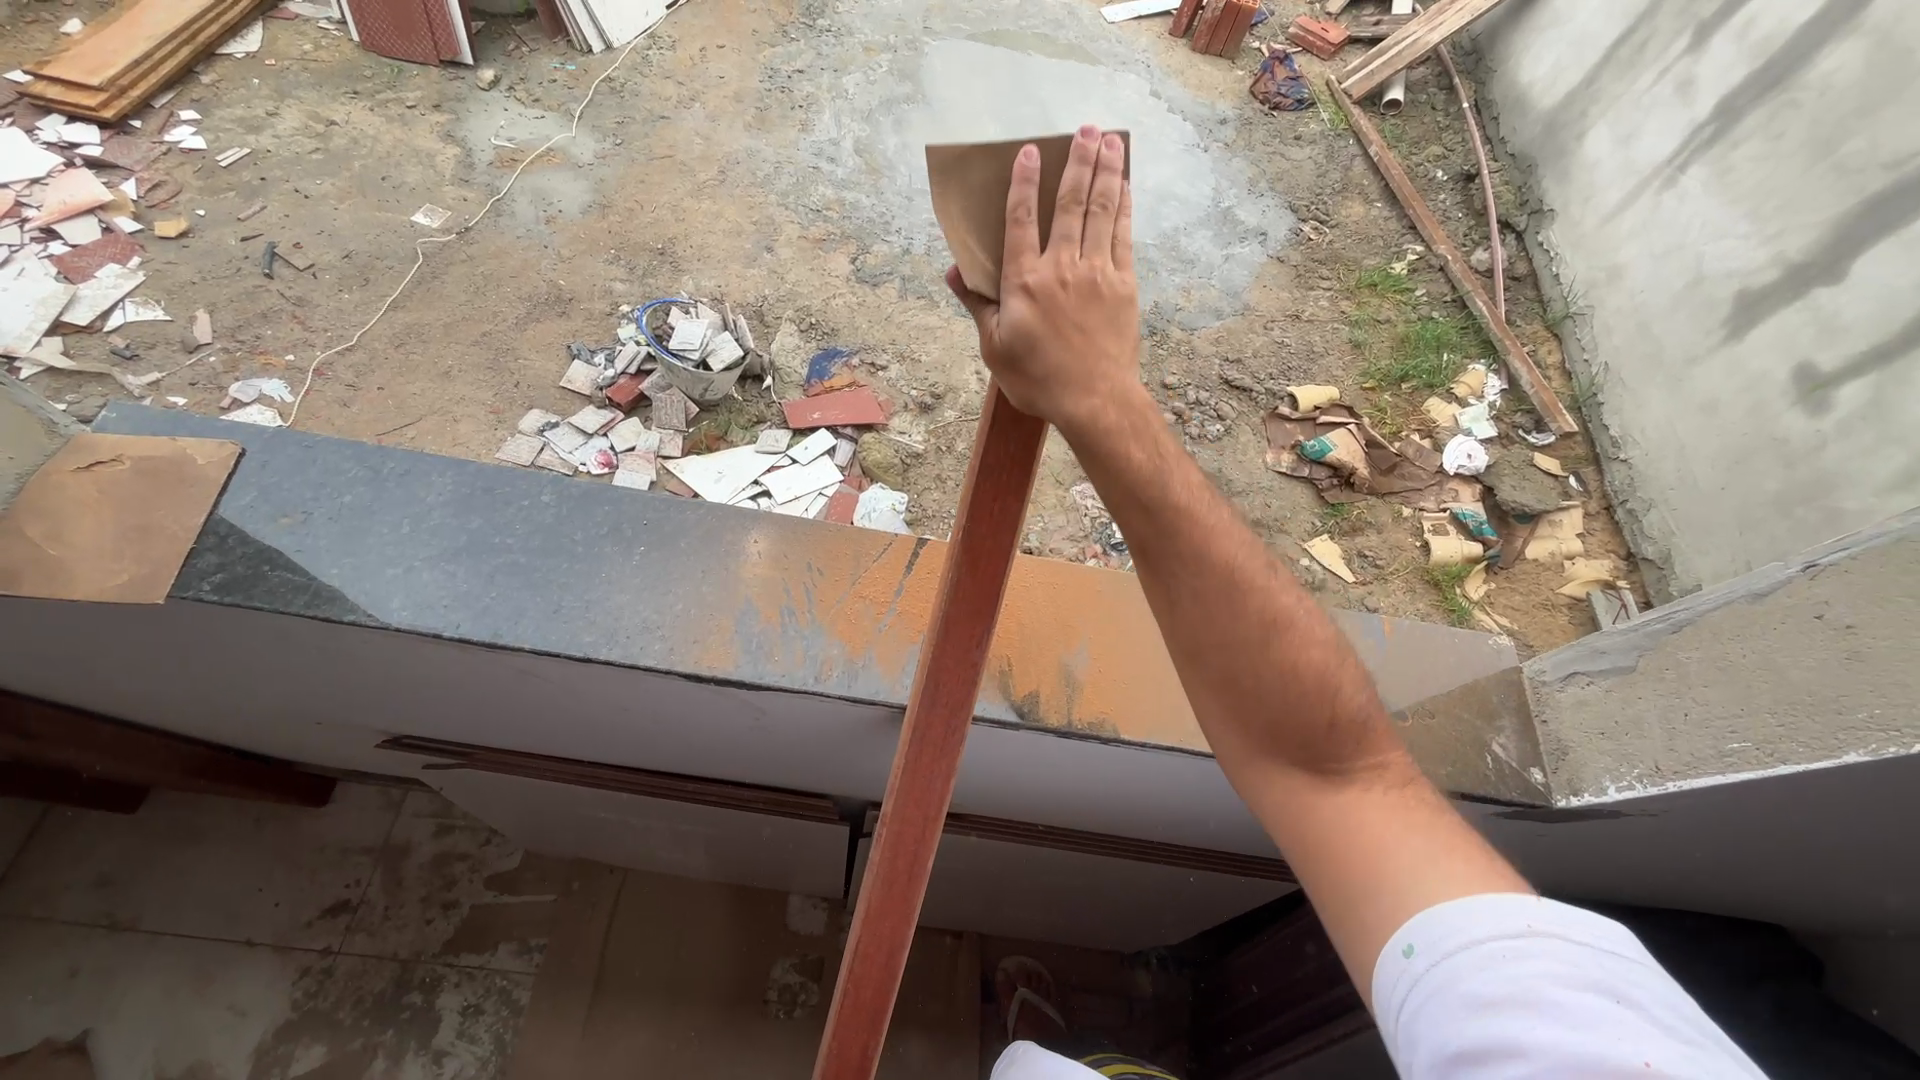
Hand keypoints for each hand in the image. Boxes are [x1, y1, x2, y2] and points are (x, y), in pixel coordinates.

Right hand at [945, 125, 1144, 439]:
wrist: (1093, 401)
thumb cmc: (1038, 380)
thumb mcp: (994, 348)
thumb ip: (977, 305)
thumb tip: (954, 272)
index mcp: (1024, 281)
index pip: (1022, 218)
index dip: (1025, 181)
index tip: (1031, 150)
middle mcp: (1061, 267)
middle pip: (1070, 202)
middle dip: (1079, 160)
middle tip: (1086, 128)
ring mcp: (1097, 272)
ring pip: (1101, 210)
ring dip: (1106, 171)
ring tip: (1111, 139)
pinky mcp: (1123, 285)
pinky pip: (1124, 235)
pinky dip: (1125, 206)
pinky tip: (1126, 185)